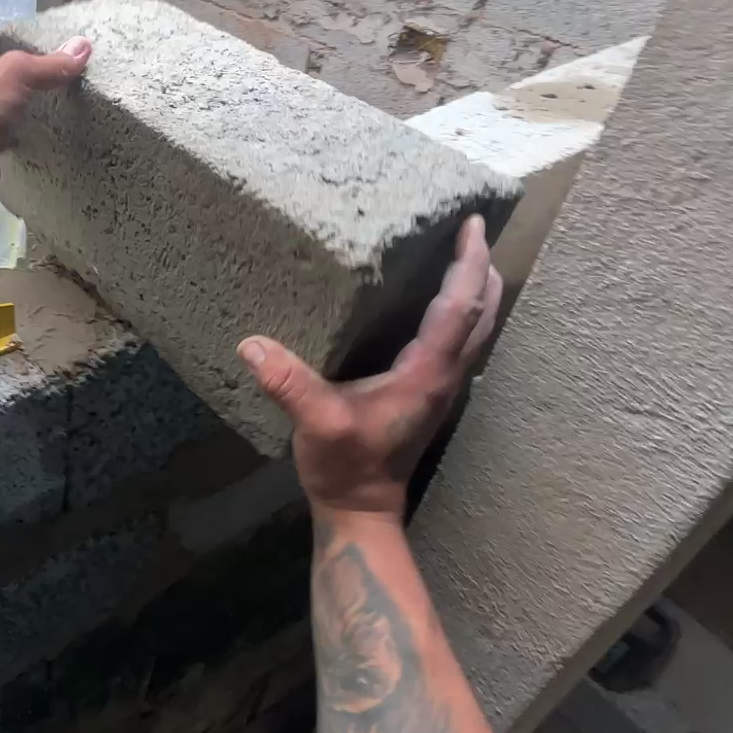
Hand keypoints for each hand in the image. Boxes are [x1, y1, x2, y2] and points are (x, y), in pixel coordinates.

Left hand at [0, 26, 90, 194]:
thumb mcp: (19, 73)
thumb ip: (50, 63)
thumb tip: (84, 45)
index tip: (18, 39)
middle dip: (12, 71)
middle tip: (43, 73)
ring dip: (16, 103)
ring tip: (46, 101)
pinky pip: (1, 134)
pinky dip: (17, 133)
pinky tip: (36, 133)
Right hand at [236, 215, 503, 519]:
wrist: (360, 507)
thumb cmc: (345, 466)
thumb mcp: (316, 423)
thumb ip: (289, 384)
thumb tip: (251, 344)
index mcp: (428, 373)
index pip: (461, 308)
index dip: (468, 264)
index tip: (471, 225)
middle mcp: (444, 376)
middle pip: (481, 314)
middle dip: (481, 270)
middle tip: (471, 231)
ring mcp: (439, 387)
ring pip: (475, 330)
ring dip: (476, 292)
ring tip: (462, 258)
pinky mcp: (425, 394)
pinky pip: (457, 342)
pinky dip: (460, 313)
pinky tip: (434, 305)